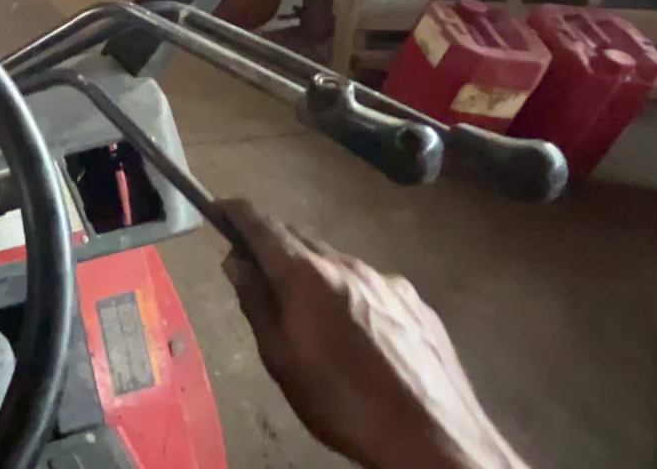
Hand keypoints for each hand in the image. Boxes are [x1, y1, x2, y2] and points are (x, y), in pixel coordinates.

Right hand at [219, 200, 528, 468]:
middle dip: (271, 244)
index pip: (259, 223)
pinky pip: (369, 284)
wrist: (439, 444)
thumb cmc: (344, 403)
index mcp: (305, 274)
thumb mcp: (279, 357)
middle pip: (297, 236)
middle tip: (257, 271)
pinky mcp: (418, 304)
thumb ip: (255, 301)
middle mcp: (346, 264)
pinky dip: (349, 292)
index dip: (233, 212)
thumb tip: (237, 262)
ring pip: (334, 260)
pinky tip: (357, 331)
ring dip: (311, 270)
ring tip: (311, 312)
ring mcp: (387, 281)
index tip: (217, 211)